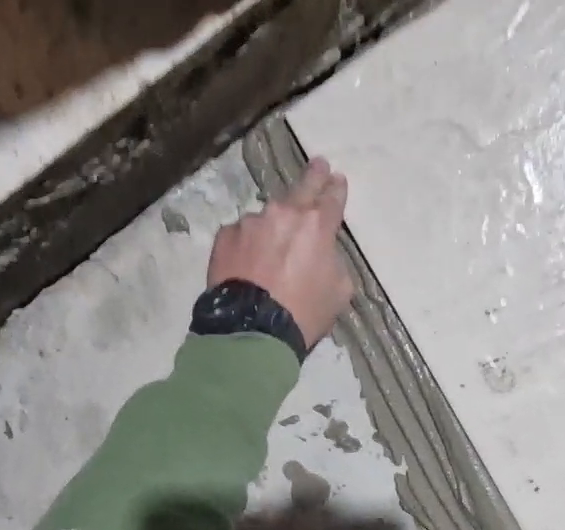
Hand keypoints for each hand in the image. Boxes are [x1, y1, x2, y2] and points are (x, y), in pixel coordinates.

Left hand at [208, 158, 353, 348]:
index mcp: (316, 225)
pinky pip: (242, 234)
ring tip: (272, 248)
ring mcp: (251, 222)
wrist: (252, 330)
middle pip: (302, 187)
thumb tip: (323, 253)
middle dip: (313, 175)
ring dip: (274, 225)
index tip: (337, 180)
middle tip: (318, 164)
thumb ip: (334, 262)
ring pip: (268, 217)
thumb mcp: (339, 291)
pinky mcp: (225, 236)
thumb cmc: (303, 314)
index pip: (332, 197)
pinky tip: (248, 262)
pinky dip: (248, 244)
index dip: (336, 189)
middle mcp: (283, 213)